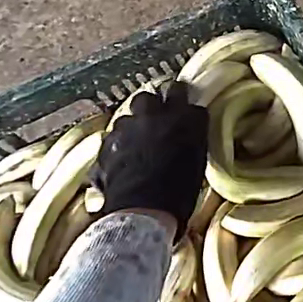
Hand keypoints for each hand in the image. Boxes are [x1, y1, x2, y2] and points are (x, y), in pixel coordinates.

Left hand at [90, 84, 207, 233]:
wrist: (143, 210)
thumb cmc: (180, 190)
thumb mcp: (196, 158)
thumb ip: (189, 137)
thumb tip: (185, 132)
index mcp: (182, 118)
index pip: (181, 92)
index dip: (178, 97)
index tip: (180, 104)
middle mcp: (153, 116)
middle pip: (147, 97)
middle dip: (150, 106)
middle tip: (155, 120)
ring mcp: (126, 128)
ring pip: (126, 117)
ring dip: (132, 127)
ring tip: (136, 144)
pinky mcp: (106, 145)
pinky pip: (113, 139)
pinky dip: (118, 146)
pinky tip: (122, 160)